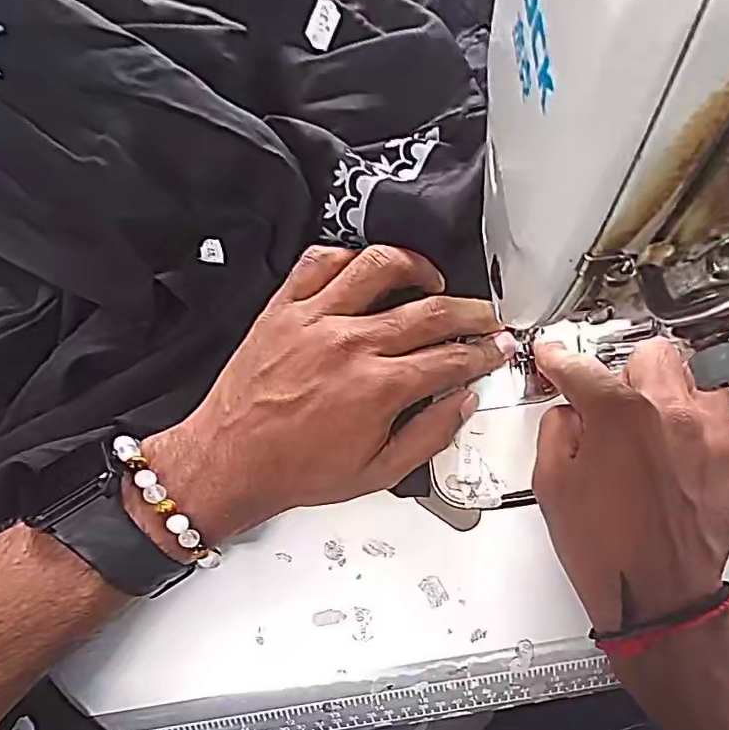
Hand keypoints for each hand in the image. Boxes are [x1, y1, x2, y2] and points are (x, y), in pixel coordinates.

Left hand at [139, 246, 511, 546]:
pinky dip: (350, 256)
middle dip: (472, 312)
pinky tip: (363, 271)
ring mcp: (315, 320)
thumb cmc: (296, 470)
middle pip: (431, 309)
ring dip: (418, 267)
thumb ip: (428, 435)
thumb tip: (460, 404)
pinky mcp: (283, 309)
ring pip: (380, 267)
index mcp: (378, 388)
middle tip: (483, 317)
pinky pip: (321, 261)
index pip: (451, 357)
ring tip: (432, 279)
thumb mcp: (377, 473)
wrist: (232, 461)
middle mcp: (350, 345)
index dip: (484, 351)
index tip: (495, 348)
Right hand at [532, 338, 728, 634]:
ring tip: (664, 410)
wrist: (653, 596)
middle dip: (625, 370)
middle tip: (613, 398)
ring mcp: (715, 437)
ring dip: (680, 385)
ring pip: (709, 373)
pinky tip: (718, 428)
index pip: (583, 368)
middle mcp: (672, 415)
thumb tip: (567, 414)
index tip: (555, 358)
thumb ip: (555, 433)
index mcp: (619, 417)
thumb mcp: (551, 488)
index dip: (560, 359)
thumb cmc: (606, 552)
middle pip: (654, 355)